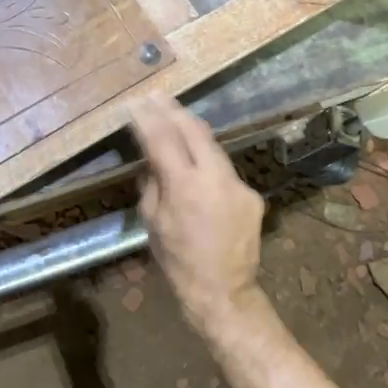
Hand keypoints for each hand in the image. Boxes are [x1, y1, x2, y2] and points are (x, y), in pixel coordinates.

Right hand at [127, 93, 265, 325]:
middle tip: (157, 96)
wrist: (223, 291)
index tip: (135, 102)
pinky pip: (224, 170)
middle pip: (194, 130)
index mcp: (185, 186)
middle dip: (173, 111)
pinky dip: (207, 161)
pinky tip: (197, 163)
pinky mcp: (252, 195)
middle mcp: (215, 178)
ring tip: (174, 116)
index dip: (147, 117)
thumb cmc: (177, 260)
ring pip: (212, 147)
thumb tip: (151, 161)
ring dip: (192, 131)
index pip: (162, 139)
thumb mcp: (152, 222)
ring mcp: (238, 185)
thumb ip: (152, 184)